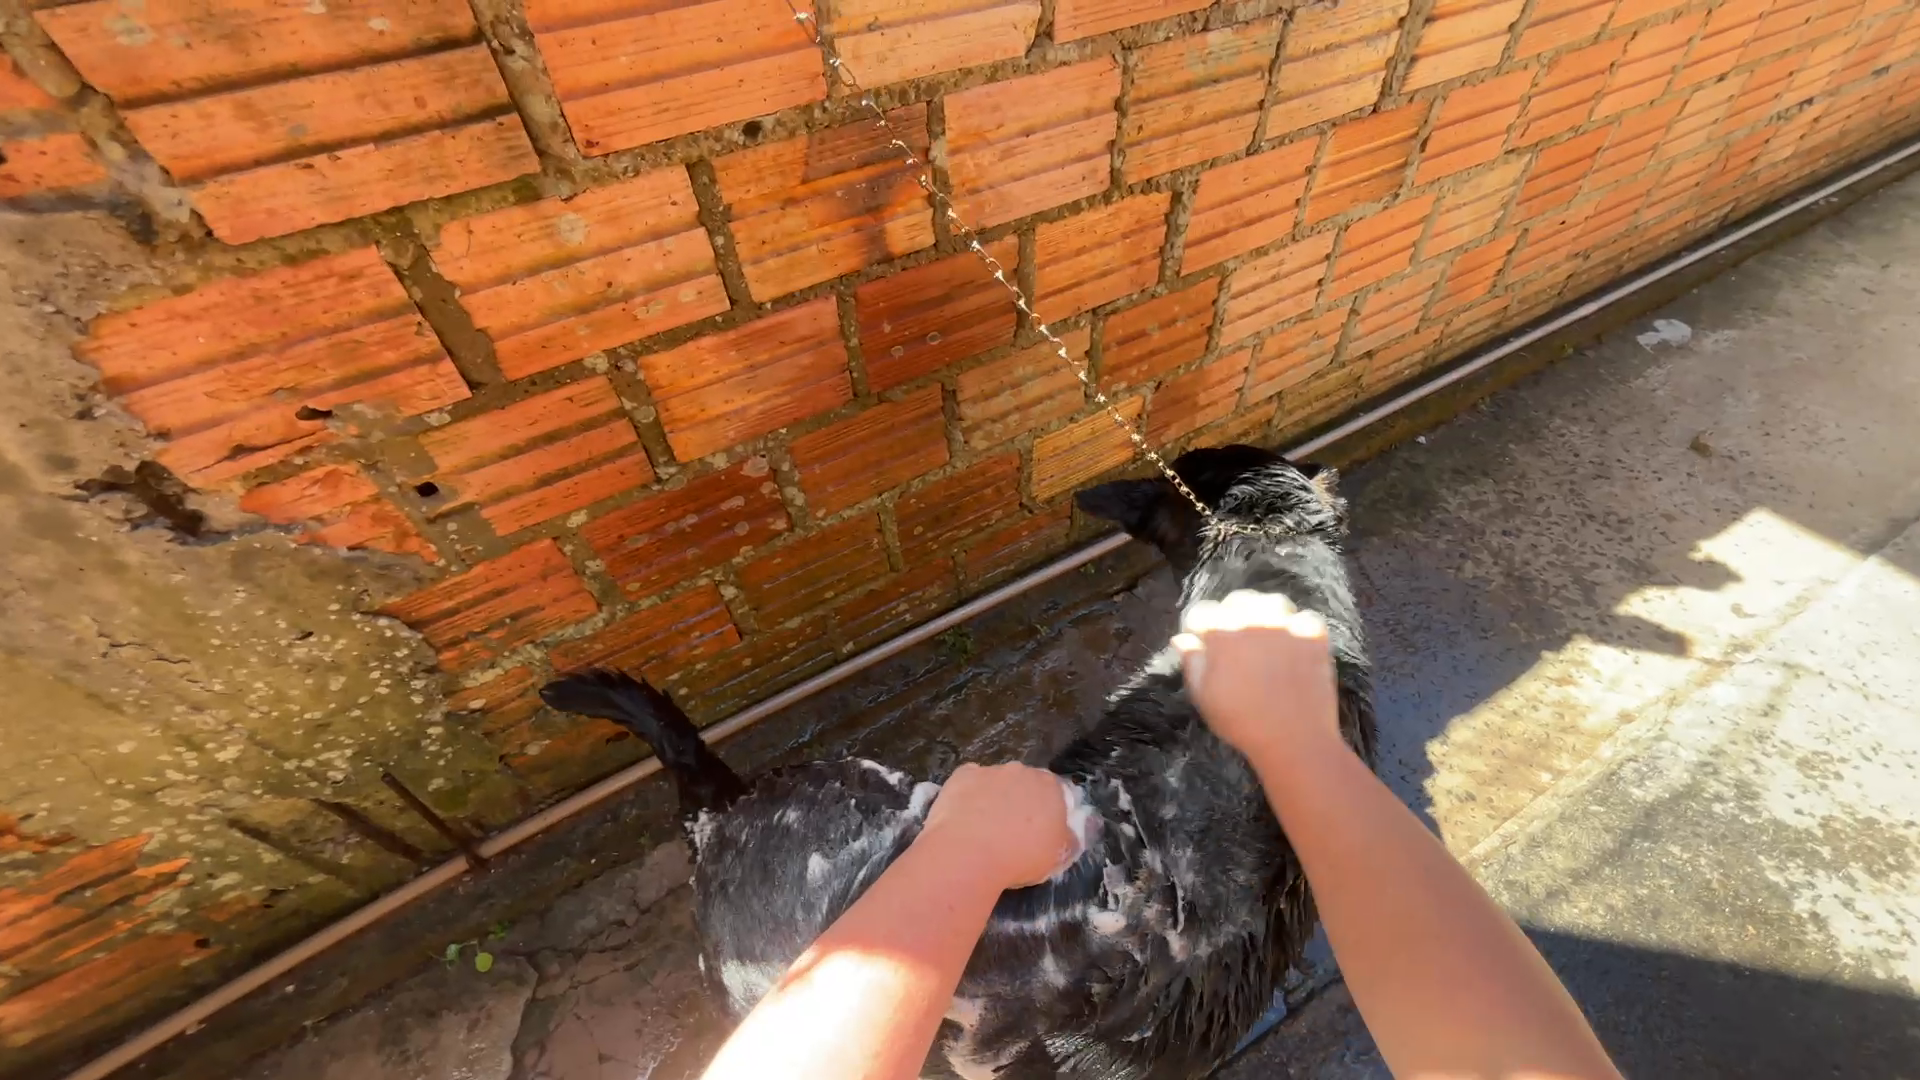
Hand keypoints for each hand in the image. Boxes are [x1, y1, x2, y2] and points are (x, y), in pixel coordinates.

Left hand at [919, 763, 1082, 888]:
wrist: (970, 853)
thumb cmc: (1021, 857)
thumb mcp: (1058, 856)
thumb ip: (1069, 838)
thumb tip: (1071, 832)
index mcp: (1050, 786)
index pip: (1056, 792)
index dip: (1050, 811)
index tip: (1042, 831)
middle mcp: (1022, 771)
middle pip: (1025, 783)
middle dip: (1022, 801)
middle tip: (1013, 831)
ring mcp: (991, 770)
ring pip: (997, 781)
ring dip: (995, 798)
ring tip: (985, 829)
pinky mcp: (962, 775)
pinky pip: (970, 782)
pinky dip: (970, 795)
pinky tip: (965, 817)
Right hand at [1172, 589, 1340, 763]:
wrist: (1295, 740)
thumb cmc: (1241, 722)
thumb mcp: (1203, 696)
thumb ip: (1192, 662)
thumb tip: (1183, 639)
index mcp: (1221, 634)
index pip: (1201, 613)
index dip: (1198, 627)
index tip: (1202, 642)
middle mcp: (1252, 621)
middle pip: (1237, 601)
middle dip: (1230, 615)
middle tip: (1234, 640)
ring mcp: (1286, 626)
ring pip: (1272, 603)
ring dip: (1265, 613)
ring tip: (1265, 634)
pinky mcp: (1314, 637)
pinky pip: (1305, 618)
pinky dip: (1298, 627)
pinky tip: (1293, 645)